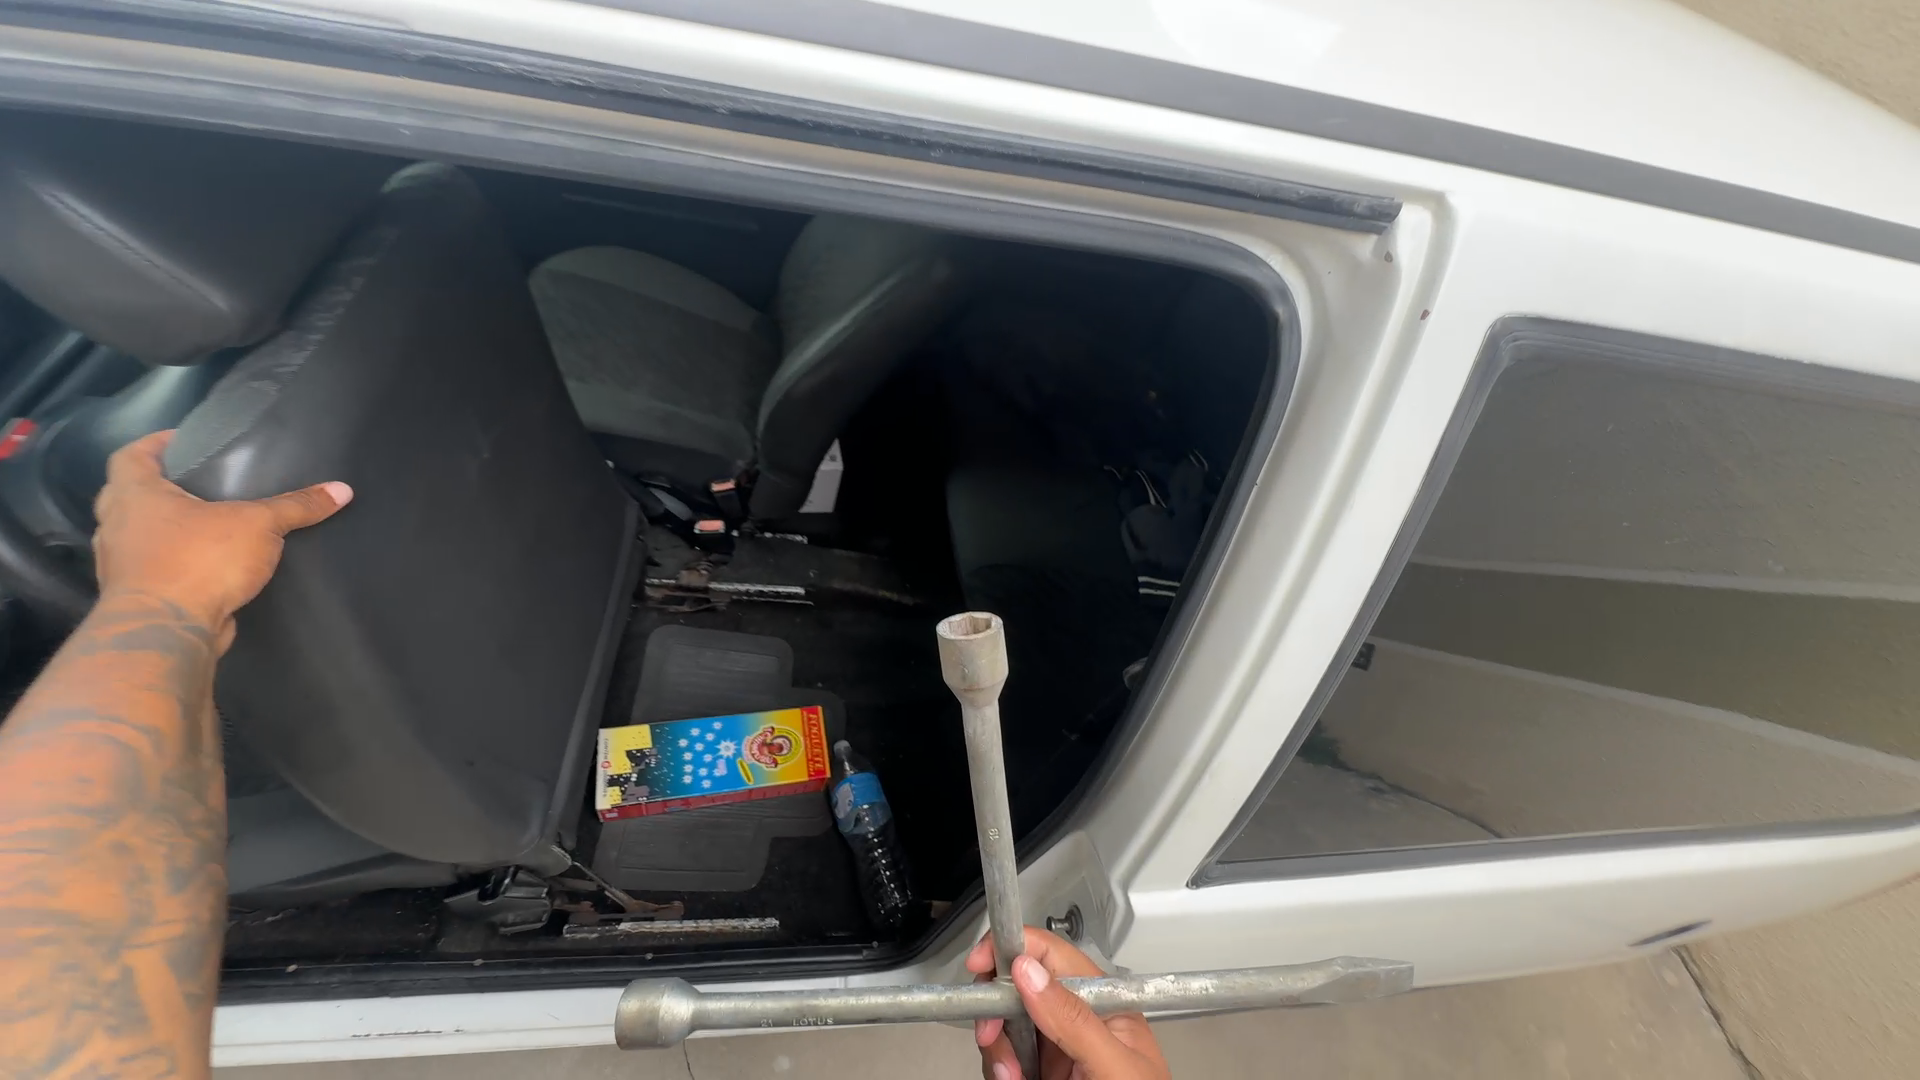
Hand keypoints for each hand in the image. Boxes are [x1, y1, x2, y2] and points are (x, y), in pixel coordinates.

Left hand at [92, 430, 351, 650]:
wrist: (167, 626)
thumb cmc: (200, 559)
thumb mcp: (260, 525)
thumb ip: (298, 506)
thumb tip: (342, 489)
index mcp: (135, 496)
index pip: (130, 456)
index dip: (154, 443)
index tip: (181, 439)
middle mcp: (118, 523)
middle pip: (131, 492)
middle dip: (162, 485)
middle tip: (201, 480)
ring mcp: (122, 559)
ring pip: (141, 529)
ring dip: (167, 523)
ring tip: (210, 520)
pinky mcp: (138, 590)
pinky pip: (155, 561)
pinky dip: (177, 555)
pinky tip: (208, 559)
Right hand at [969, 926, 1169, 1079]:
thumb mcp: (1115, 1066)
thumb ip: (1076, 1019)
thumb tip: (1030, 970)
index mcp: (1101, 1000)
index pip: (1051, 952)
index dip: (1012, 947)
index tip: (979, 962)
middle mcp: (1076, 1017)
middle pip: (1017, 984)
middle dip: (996, 1007)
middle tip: (990, 1034)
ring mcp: (1056, 1045)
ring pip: (1005, 1022)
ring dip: (997, 1046)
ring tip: (1011, 1075)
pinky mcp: (1041, 1070)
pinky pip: (1004, 1056)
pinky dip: (999, 1068)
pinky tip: (1012, 1079)